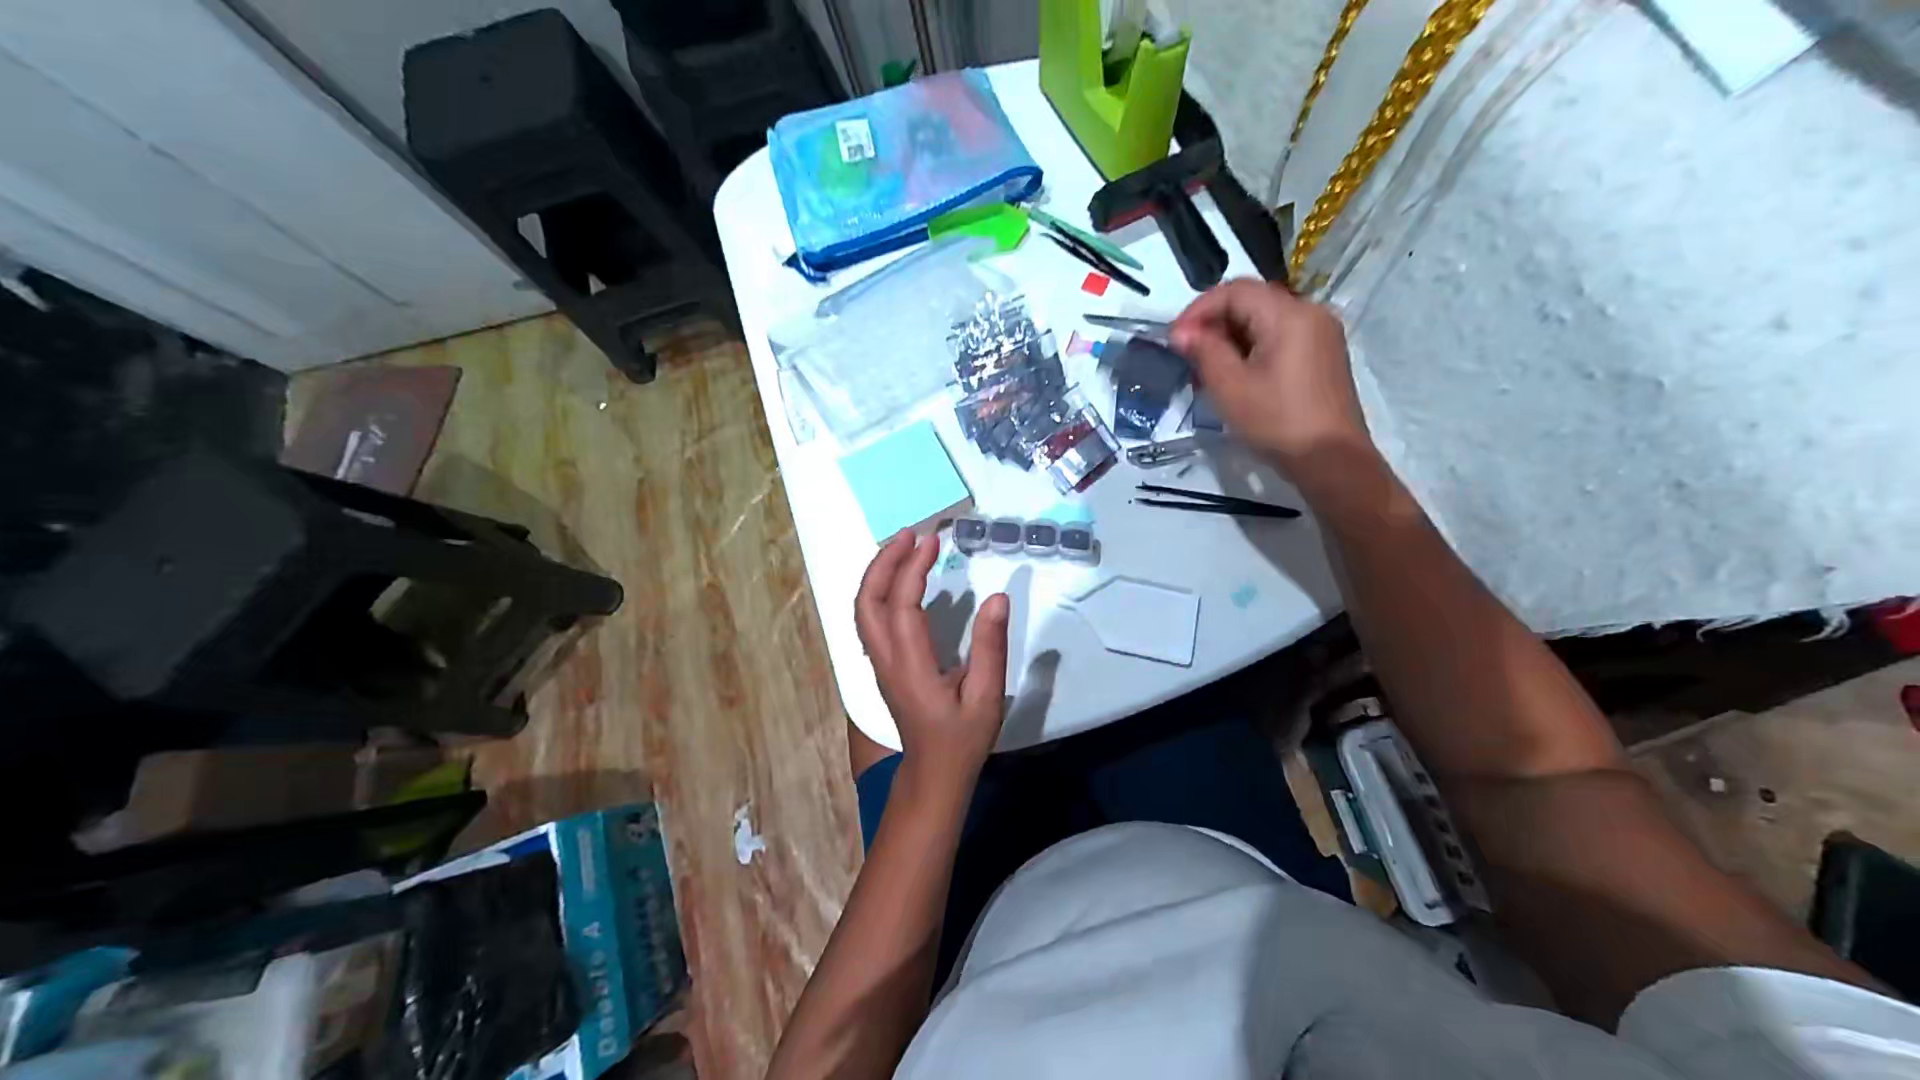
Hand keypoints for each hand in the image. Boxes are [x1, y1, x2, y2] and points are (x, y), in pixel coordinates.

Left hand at [855, 531, 1010, 782]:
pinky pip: (870, 619)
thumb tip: (998, 597)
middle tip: (912, 535)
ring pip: (863, 610)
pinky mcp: (883, 665)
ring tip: (905, 548)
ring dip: (879, 574)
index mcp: (910, 666)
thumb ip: (990, 647)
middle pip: (866, 602)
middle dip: (884, 562)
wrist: (933, 774)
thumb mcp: (986, 697)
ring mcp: (879, 663)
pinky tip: (901, 580)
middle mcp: (886, 660)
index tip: (932, 541)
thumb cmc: (961, 739)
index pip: (902, 606)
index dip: (913, 569)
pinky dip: (880, 590)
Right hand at [1170, 279, 1379, 495]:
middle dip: (1213, 323)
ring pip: (1264, 319)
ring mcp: (1321, 333)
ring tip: (1206, 369)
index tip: (1175, 341)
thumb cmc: (1277, 422)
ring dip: (1230, 337)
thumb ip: (1204, 351)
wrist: (1332, 460)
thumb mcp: (1230, 387)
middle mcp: (1310, 312)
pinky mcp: (1322, 354)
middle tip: (1188, 355)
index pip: (1234, 291)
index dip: (1198, 310)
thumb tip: (1181, 333)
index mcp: (1289, 315)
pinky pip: (1280, 336)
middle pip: (1251, 301)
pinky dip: (1251, 347)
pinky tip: (1235, 375)